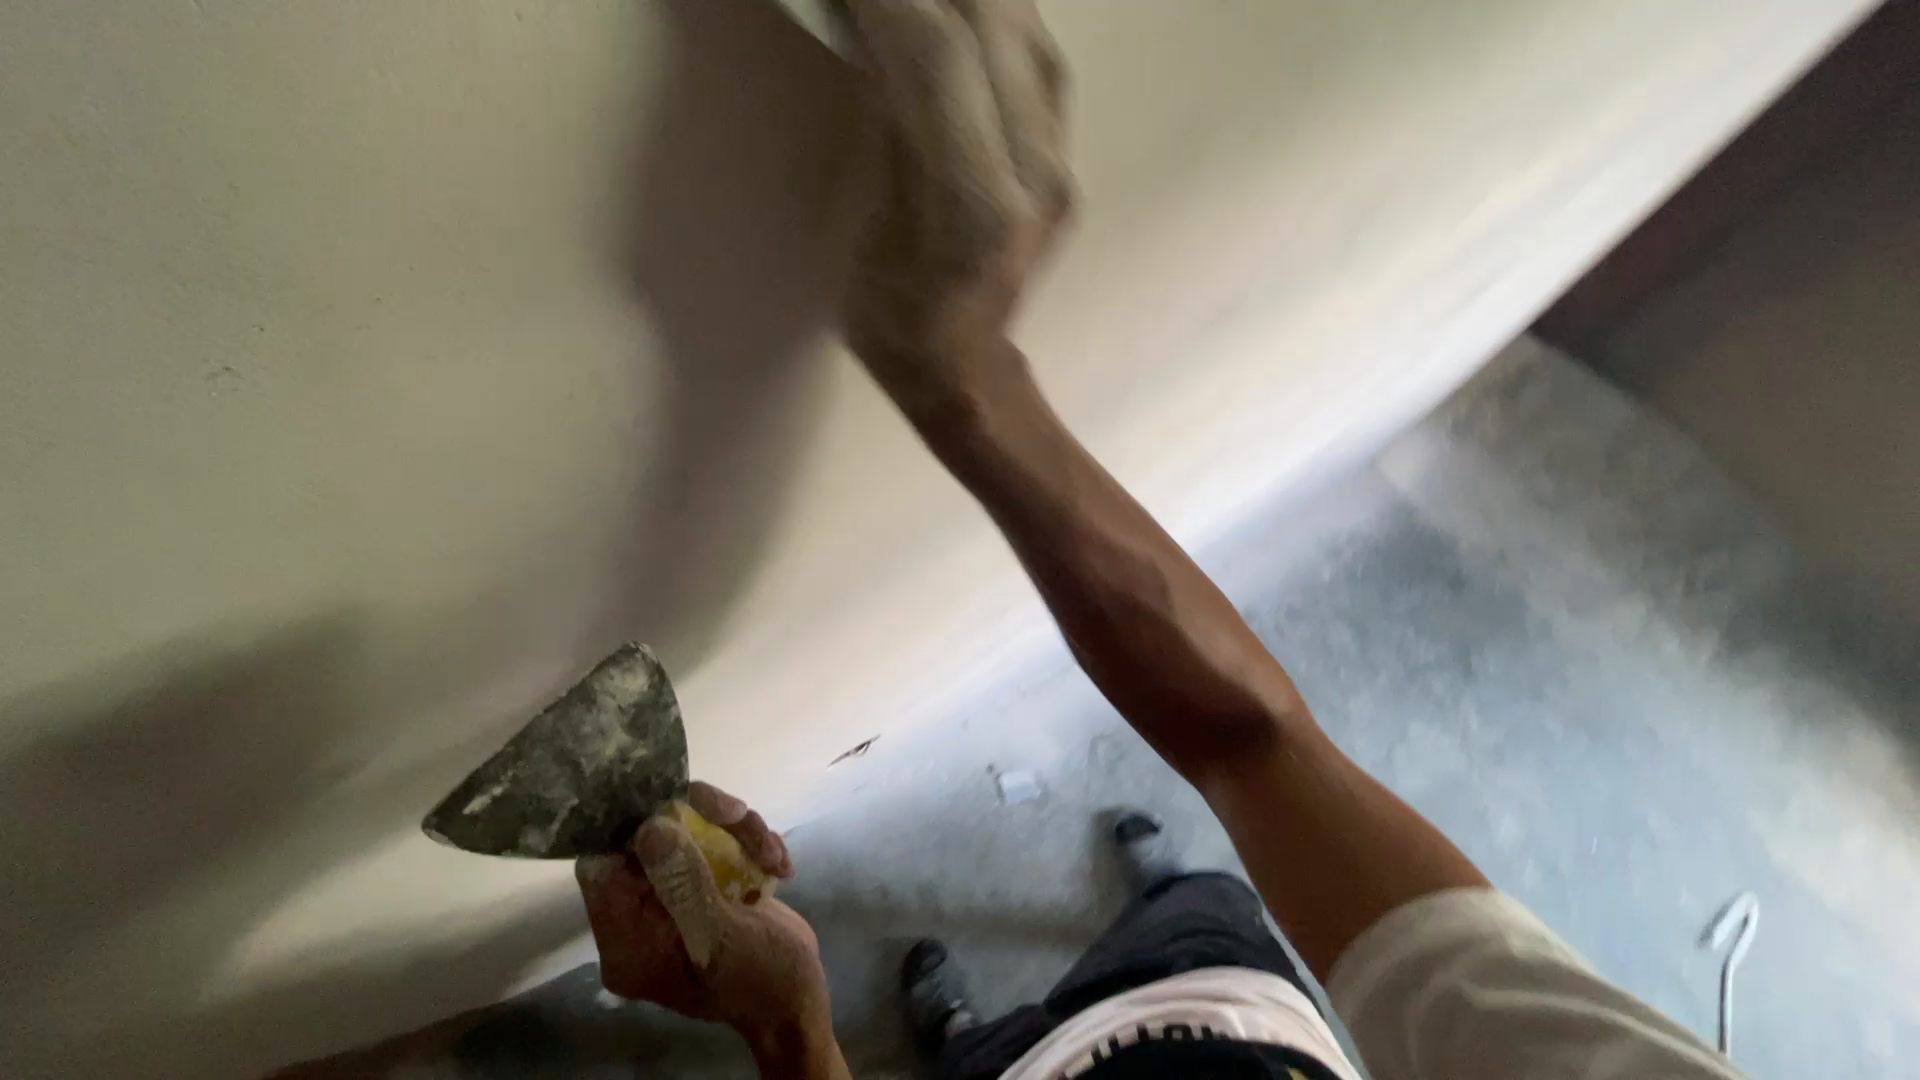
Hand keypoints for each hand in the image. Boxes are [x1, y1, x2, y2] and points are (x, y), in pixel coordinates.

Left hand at [574, 782, 825, 1050]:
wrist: (798, 999)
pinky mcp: (705, 883)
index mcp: (628, 939)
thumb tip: (652, 827)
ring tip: (774, 858)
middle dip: (705, 821)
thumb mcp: (721, 935)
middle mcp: (641, 915)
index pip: (605, 867)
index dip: (636, 829)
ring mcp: (675, 896)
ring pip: (691, 831)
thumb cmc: (760, 979)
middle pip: (652, 838)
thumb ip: (684, 883)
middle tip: (742, 815)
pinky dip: (751, 843)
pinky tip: (778, 865)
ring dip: (739, 832)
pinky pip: (717, 840)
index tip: (679, 806)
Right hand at [840, 0, 1073, 417]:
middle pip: (995, 24)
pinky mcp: (1066, 166)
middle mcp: (1035, 176)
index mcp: (975, 207)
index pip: (939, 57)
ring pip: (1027, 34)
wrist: (965, 371)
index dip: (889, 2)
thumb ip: (885, 137)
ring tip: (921, 3)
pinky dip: (998, 25)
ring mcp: (1060, 169)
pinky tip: (965, 17)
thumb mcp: (866, 239)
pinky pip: (1039, 66)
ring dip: (971, 0)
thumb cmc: (897, 325)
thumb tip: (883, 41)